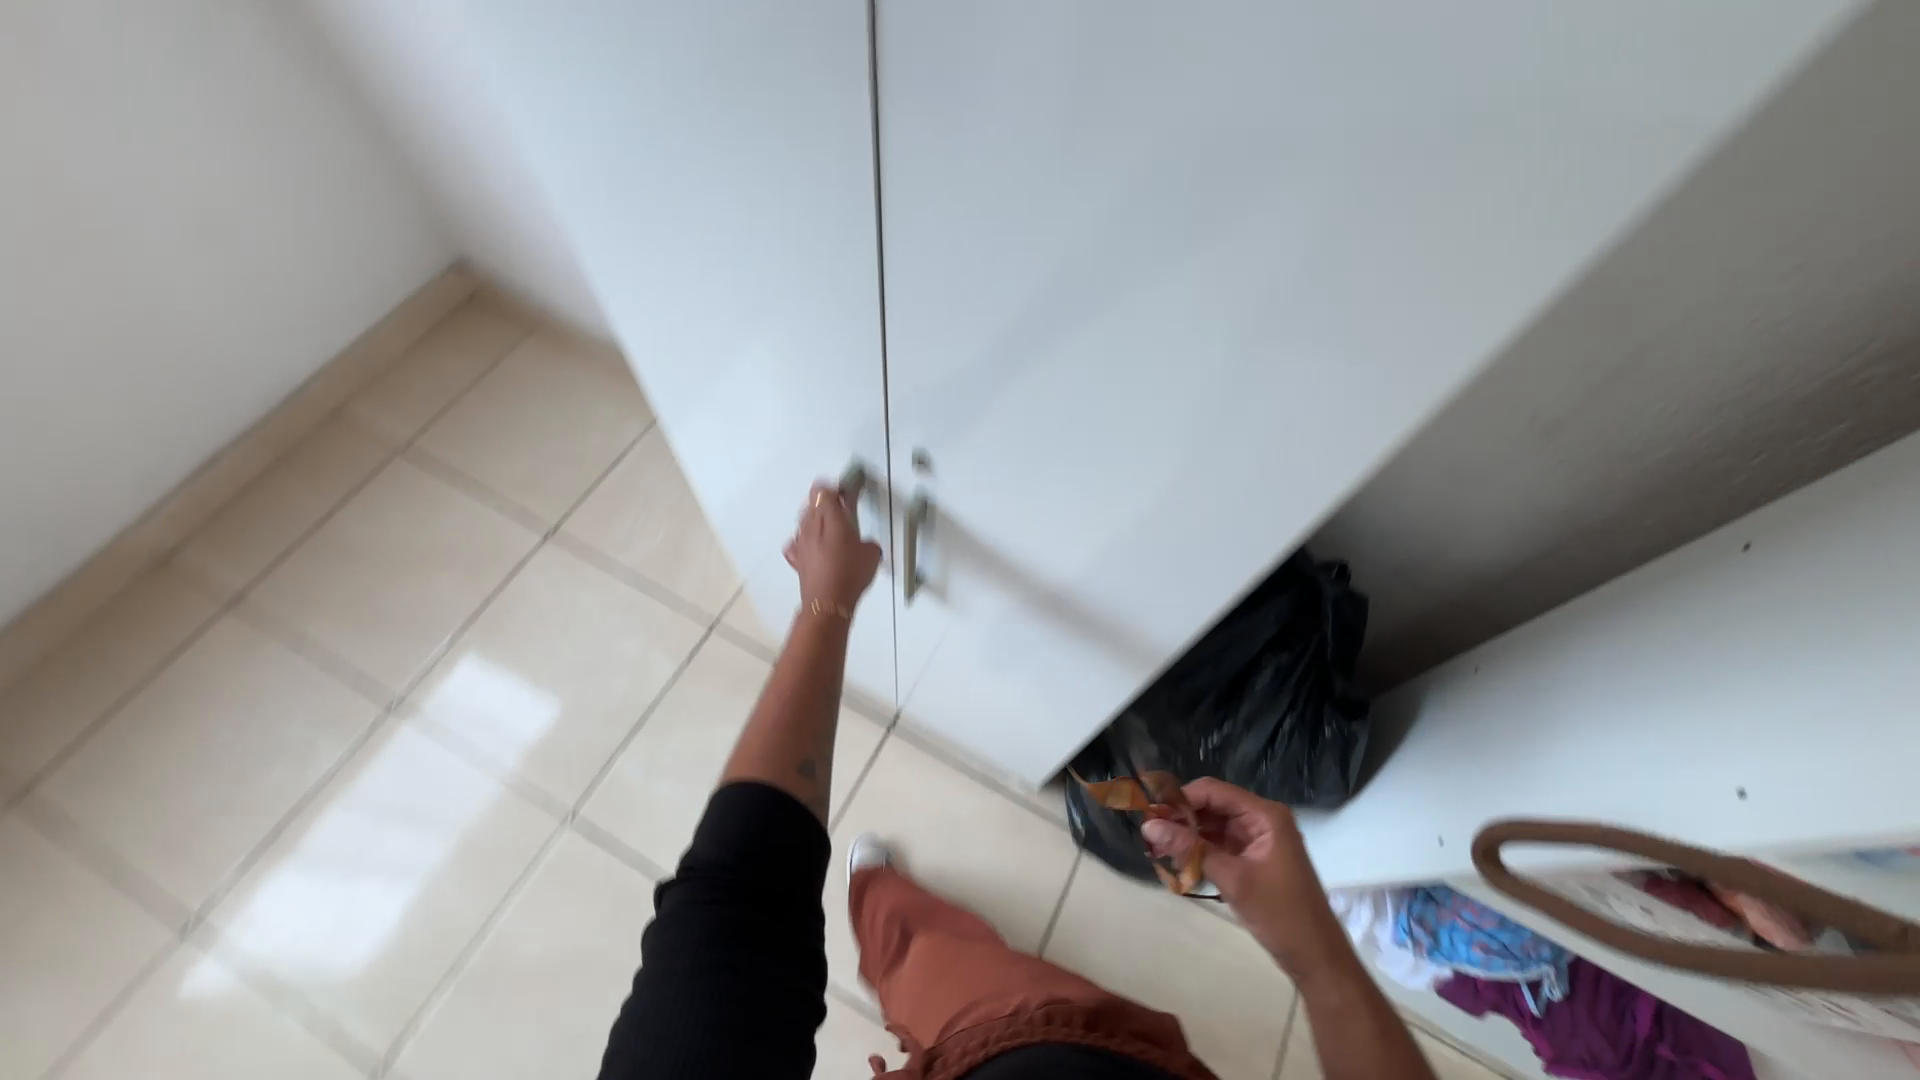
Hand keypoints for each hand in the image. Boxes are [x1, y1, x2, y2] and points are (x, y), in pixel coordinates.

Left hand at [785, 481, 882, 612]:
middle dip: (826, 500)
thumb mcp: (872, 553)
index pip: (826, 490)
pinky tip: (813, 547)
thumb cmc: (851, 573)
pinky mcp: (796, 558)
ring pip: (803, 519)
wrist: (828, 601)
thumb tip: (864, 545)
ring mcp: (800, 541)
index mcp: (831, 517)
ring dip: (815, 518)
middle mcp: (811, 525)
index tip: (847, 492)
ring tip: (830, 528)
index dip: (837, 488)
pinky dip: (804, 540)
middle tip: (841, 508)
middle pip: (812, 501)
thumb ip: (867, 542)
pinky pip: (796, 542)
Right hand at [1141, 778, 1349, 978]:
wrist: (1317, 959)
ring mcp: (1258, 840)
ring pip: (1213, 827)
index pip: (1213, 791)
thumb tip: (1148, 826)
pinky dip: (1199, 851)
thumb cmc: (1281, 914)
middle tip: (1149, 833)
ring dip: (1187, 836)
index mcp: (1265, 815)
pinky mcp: (1253, 859)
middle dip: (1181, 818)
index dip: (1180, 797)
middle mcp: (1261, 820)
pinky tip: (1177, 861)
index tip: (1150, 811)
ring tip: (1156, 847)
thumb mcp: (1233, 879)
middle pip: (1212, 806)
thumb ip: (1191, 849)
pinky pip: (1220, 845)